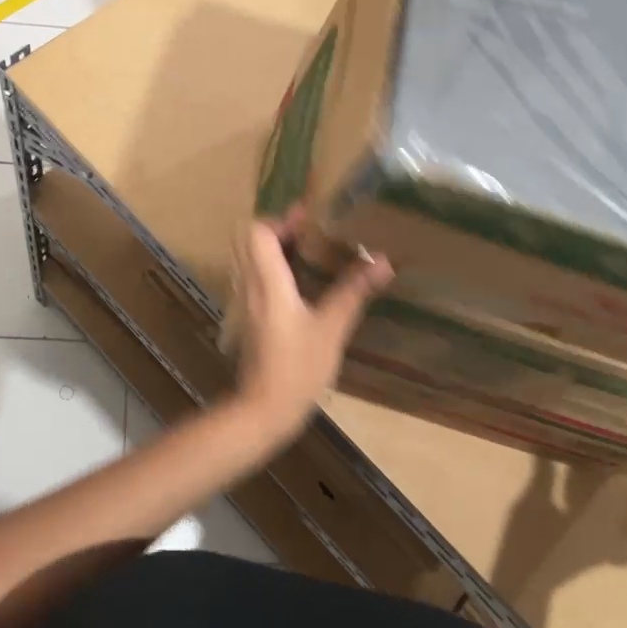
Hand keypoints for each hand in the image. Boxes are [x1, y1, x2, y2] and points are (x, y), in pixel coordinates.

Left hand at [229, 214, 391, 443]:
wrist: (263, 409)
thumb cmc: (298, 368)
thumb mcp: (331, 329)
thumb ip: (353, 292)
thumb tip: (382, 261)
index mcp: (267, 282)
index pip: (257, 232)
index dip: (280, 219)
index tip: (308, 218)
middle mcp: (249, 285)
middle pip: (245, 239)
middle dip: (273, 229)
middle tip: (305, 233)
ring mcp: (243, 302)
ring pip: (245, 258)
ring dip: (269, 247)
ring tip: (304, 252)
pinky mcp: (246, 318)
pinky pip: (250, 277)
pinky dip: (268, 268)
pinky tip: (296, 284)